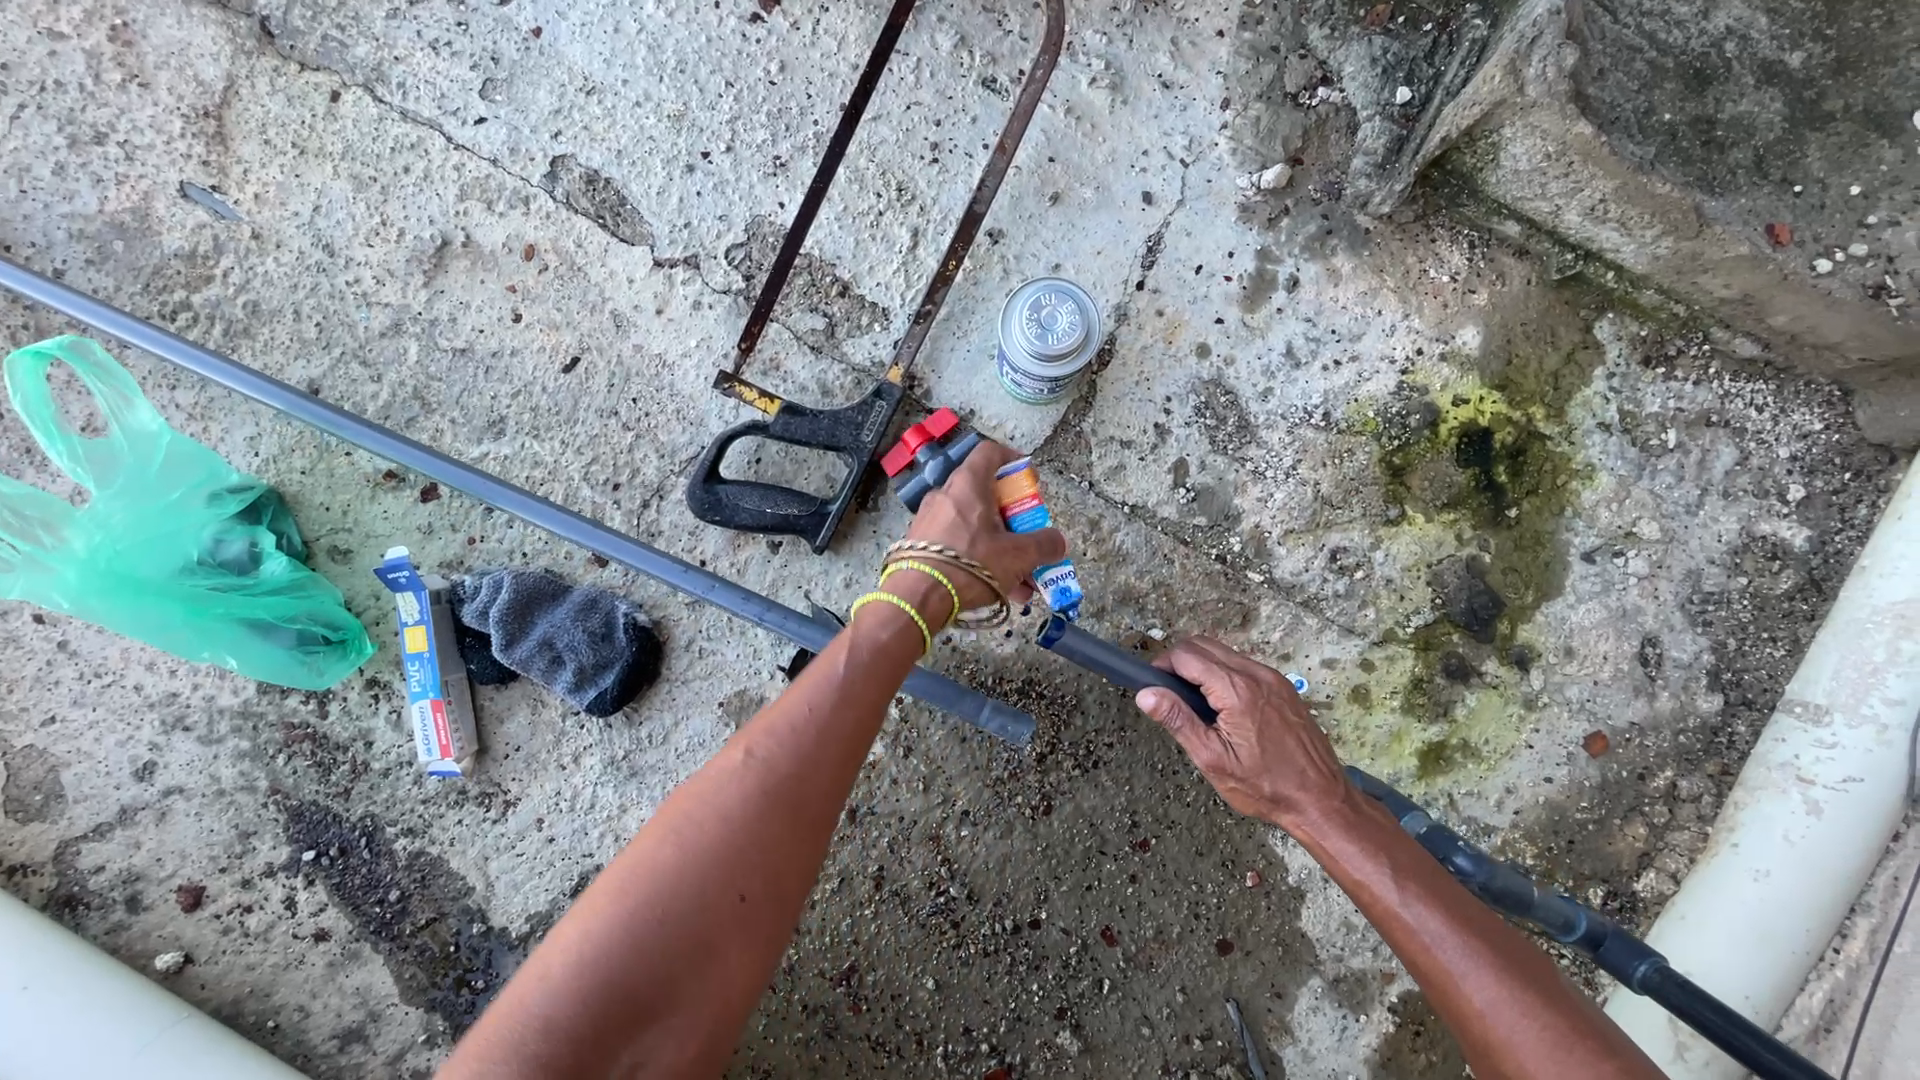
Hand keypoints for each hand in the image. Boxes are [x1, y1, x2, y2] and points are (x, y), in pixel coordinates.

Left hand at [899, 441, 1065, 609]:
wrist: (917, 597)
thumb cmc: (970, 565)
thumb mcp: (1018, 556)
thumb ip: (1044, 545)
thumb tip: (1058, 543)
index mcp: (968, 484)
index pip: (990, 452)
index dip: (1013, 460)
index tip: (1030, 478)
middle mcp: (946, 495)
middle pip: (986, 494)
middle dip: (1013, 519)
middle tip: (1029, 538)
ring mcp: (930, 520)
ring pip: (974, 526)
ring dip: (1001, 547)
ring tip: (1022, 578)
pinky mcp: (920, 545)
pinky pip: (959, 545)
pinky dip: (981, 559)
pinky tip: (1000, 590)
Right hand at [1133, 637, 1353, 832]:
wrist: (1321, 799)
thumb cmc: (1265, 786)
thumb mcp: (1212, 758)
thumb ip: (1178, 720)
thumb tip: (1146, 694)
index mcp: (1236, 690)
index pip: (1186, 655)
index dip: (1163, 667)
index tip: (1155, 690)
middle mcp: (1256, 674)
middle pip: (1202, 645)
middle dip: (1178, 663)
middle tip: (1170, 697)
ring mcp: (1273, 678)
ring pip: (1223, 653)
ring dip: (1201, 668)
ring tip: (1195, 706)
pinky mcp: (1283, 687)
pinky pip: (1243, 666)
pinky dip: (1223, 674)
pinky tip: (1222, 708)